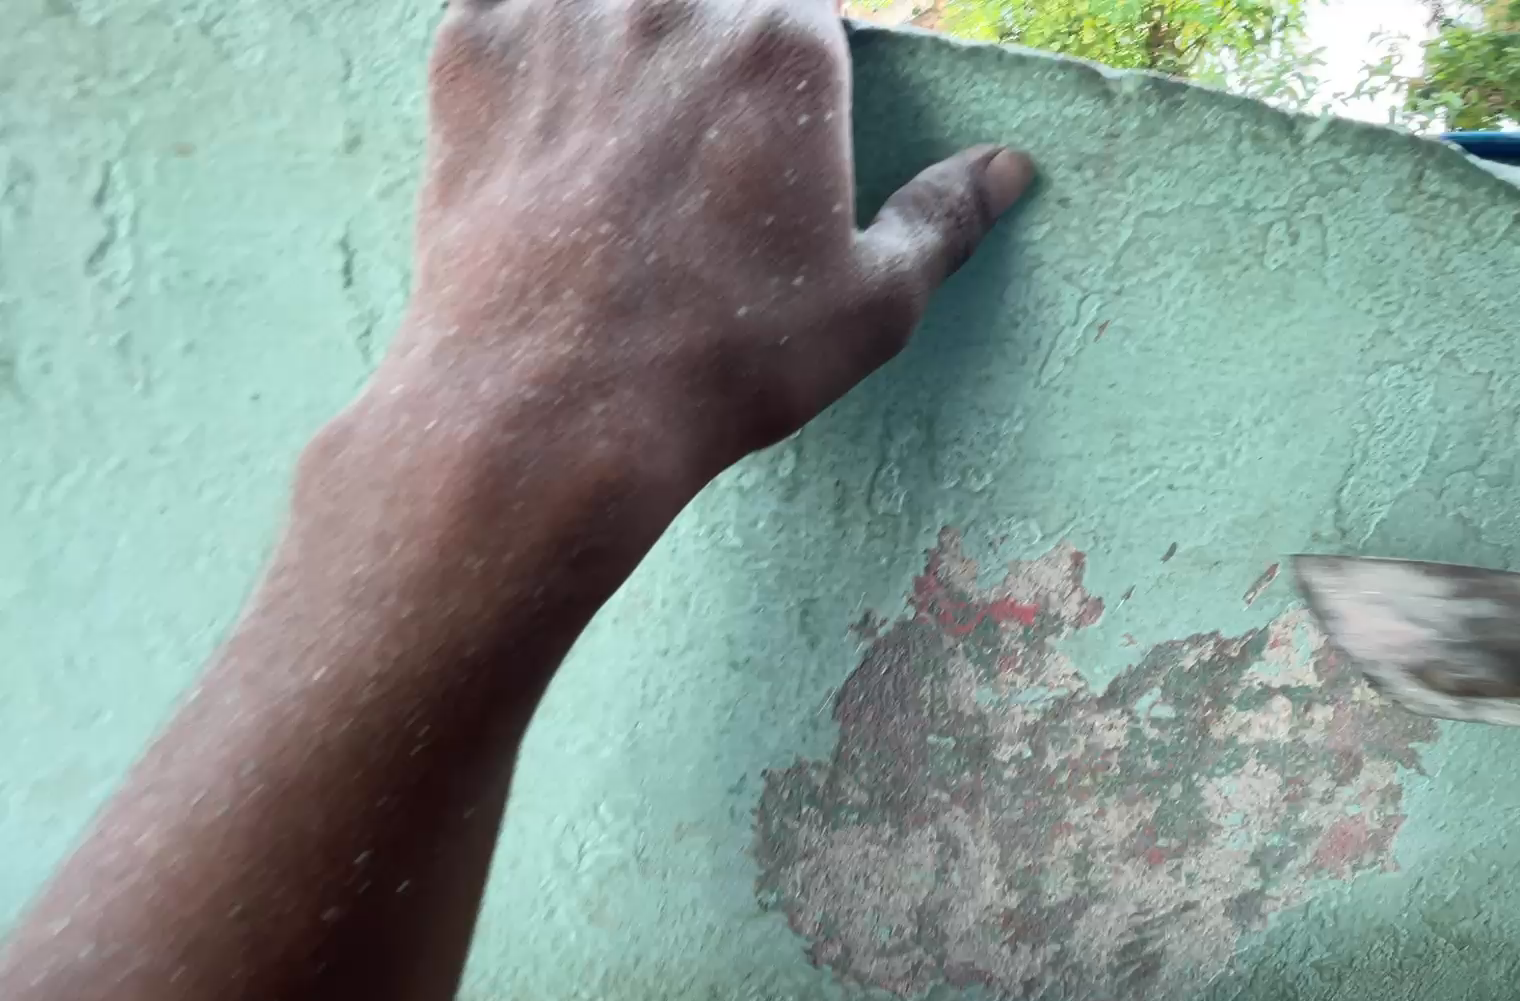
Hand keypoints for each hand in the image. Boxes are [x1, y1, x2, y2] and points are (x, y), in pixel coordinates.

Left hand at [312, 0, 1032, 605]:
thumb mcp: (875, 306)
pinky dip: (551, 51)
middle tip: (719, 163)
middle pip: (722, 3)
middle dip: (731, 62)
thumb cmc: (735, 358)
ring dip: (645, 52)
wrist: (560, 404)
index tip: (793, 133)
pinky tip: (569, 138)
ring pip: (626, 3)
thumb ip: (944, 220)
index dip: (811, 71)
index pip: (817, 14)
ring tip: (650, 159)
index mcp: (787, 46)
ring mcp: (562, 9)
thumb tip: (1009, 167)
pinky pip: (523, 10)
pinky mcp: (472, 46)